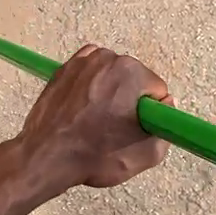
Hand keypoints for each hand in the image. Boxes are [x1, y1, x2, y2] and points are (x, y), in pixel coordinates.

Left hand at [11, 45, 168, 199]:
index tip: (137, 126)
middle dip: (129, 99)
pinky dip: (90, 84)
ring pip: (111, 74)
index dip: (151, 112)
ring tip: (97, 120)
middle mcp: (107, 59)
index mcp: (132, 73)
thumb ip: (167, 129)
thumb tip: (166, 109)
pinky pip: (89, 72)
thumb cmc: (93, 155)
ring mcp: (82, 61)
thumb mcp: (146, 154)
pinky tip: (85, 107)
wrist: (47, 155)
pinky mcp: (64, 68)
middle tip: (115, 127)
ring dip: (110, 91)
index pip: (157, 90)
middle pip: (133, 79)